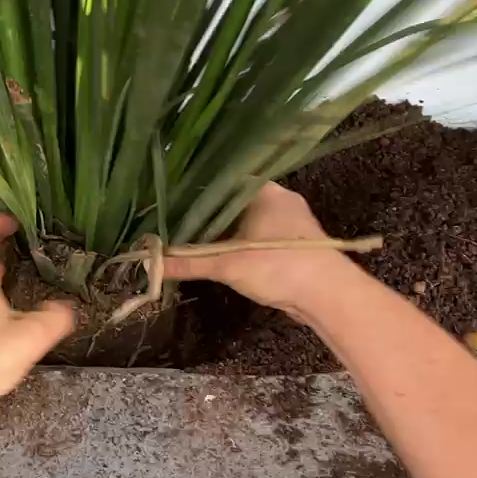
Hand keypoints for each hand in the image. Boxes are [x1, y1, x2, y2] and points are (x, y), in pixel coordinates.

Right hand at [163, 182, 358, 314]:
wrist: (328, 296)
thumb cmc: (279, 266)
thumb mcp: (226, 265)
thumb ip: (186, 263)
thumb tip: (147, 265)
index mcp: (263, 191)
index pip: (220, 182)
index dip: (193, 193)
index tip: (168, 202)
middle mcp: (277, 199)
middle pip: (231, 203)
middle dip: (204, 216)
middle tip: (172, 223)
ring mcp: (288, 221)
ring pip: (245, 221)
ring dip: (221, 232)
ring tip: (188, 238)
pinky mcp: (292, 244)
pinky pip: (256, 236)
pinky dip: (237, 244)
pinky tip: (217, 254)